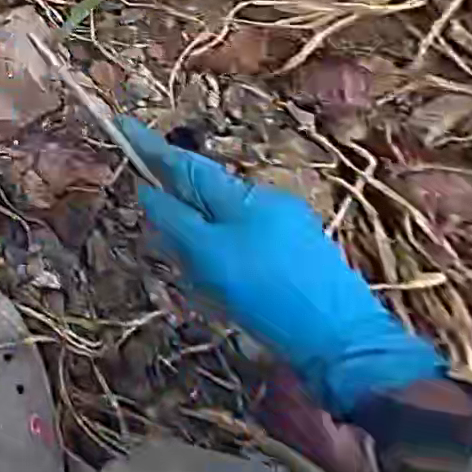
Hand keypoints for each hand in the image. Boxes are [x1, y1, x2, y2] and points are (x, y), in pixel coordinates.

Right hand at [123, 117, 442, 416]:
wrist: (350, 349)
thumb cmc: (271, 296)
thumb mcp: (209, 256)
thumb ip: (173, 219)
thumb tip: (147, 189)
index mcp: (241, 195)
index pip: (183, 163)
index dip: (148, 146)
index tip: (121, 122)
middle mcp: (263, 201)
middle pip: (200, 196)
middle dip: (178, 220)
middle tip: (170, 251)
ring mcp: (285, 227)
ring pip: (219, 225)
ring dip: (201, 249)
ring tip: (206, 287)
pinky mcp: (297, 255)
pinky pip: (242, 245)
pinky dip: (224, 263)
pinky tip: (229, 296)